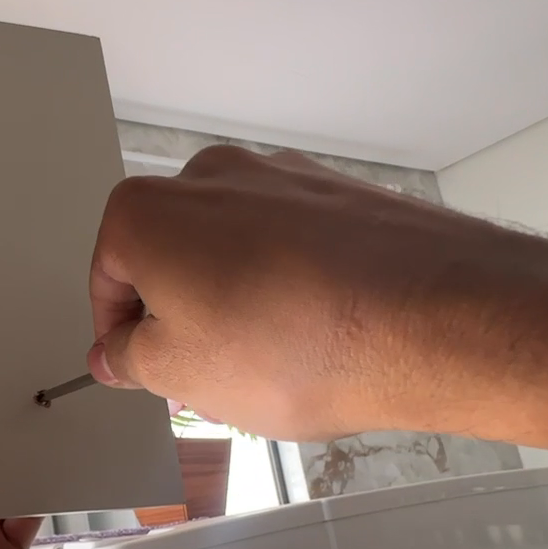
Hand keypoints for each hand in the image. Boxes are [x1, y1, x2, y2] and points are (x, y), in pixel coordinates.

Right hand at [87, 144, 547, 440]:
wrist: (441, 322)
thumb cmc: (290, 346)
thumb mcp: (175, 374)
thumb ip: (125, 358)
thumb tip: (115, 351)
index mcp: (146, 211)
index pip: (106, 278)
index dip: (118, 333)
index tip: (140, 367)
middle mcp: (208, 176)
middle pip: (166, 255)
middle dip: (175, 312)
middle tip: (202, 368)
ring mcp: (281, 175)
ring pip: (227, 246)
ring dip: (229, 297)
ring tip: (267, 356)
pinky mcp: (340, 190)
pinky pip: (286, 240)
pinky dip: (282, 281)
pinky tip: (312, 328)